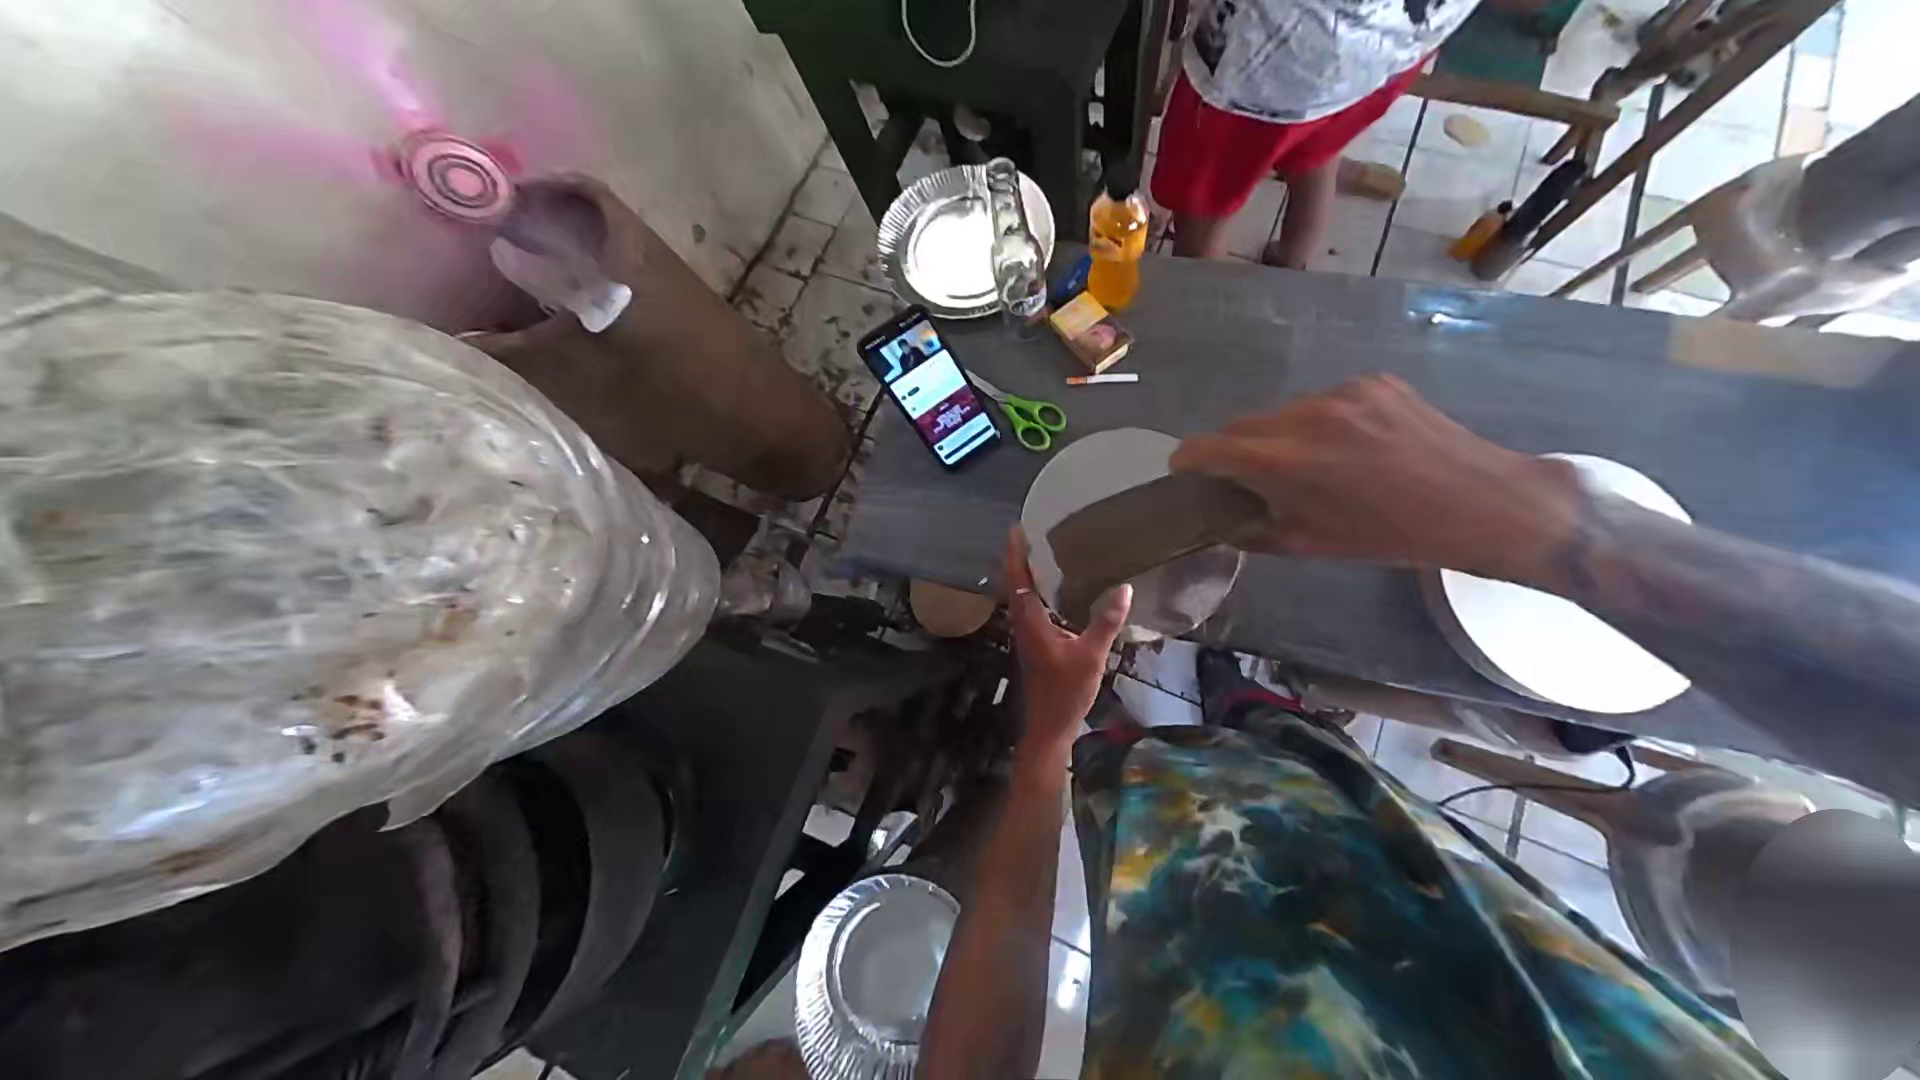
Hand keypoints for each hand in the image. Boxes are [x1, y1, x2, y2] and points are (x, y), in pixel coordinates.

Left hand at [1003, 527, 1131, 757]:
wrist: (1050, 725)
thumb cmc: (1066, 691)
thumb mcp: (1091, 655)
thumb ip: (1106, 622)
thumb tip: (1124, 588)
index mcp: (1031, 621)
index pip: (1018, 579)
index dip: (1015, 553)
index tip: (1017, 529)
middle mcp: (1023, 624)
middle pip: (1015, 584)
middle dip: (1019, 558)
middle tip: (1031, 533)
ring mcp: (1026, 635)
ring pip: (1021, 596)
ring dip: (1025, 574)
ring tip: (1041, 553)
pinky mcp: (1033, 643)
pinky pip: (1029, 608)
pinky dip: (1034, 591)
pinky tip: (1052, 590)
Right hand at [1169, 375, 1584, 583]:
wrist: (1484, 503)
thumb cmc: (1391, 535)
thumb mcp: (1311, 543)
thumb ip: (1253, 529)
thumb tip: (1222, 520)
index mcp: (1284, 461)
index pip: (1207, 447)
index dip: (1187, 460)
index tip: (1184, 472)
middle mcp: (1305, 416)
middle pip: (1241, 426)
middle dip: (1234, 451)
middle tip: (1248, 477)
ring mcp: (1343, 394)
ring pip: (1282, 413)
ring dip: (1278, 437)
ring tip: (1308, 464)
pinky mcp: (1373, 382)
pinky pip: (1323, 402)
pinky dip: (1319, 423)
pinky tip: (1347, 446)